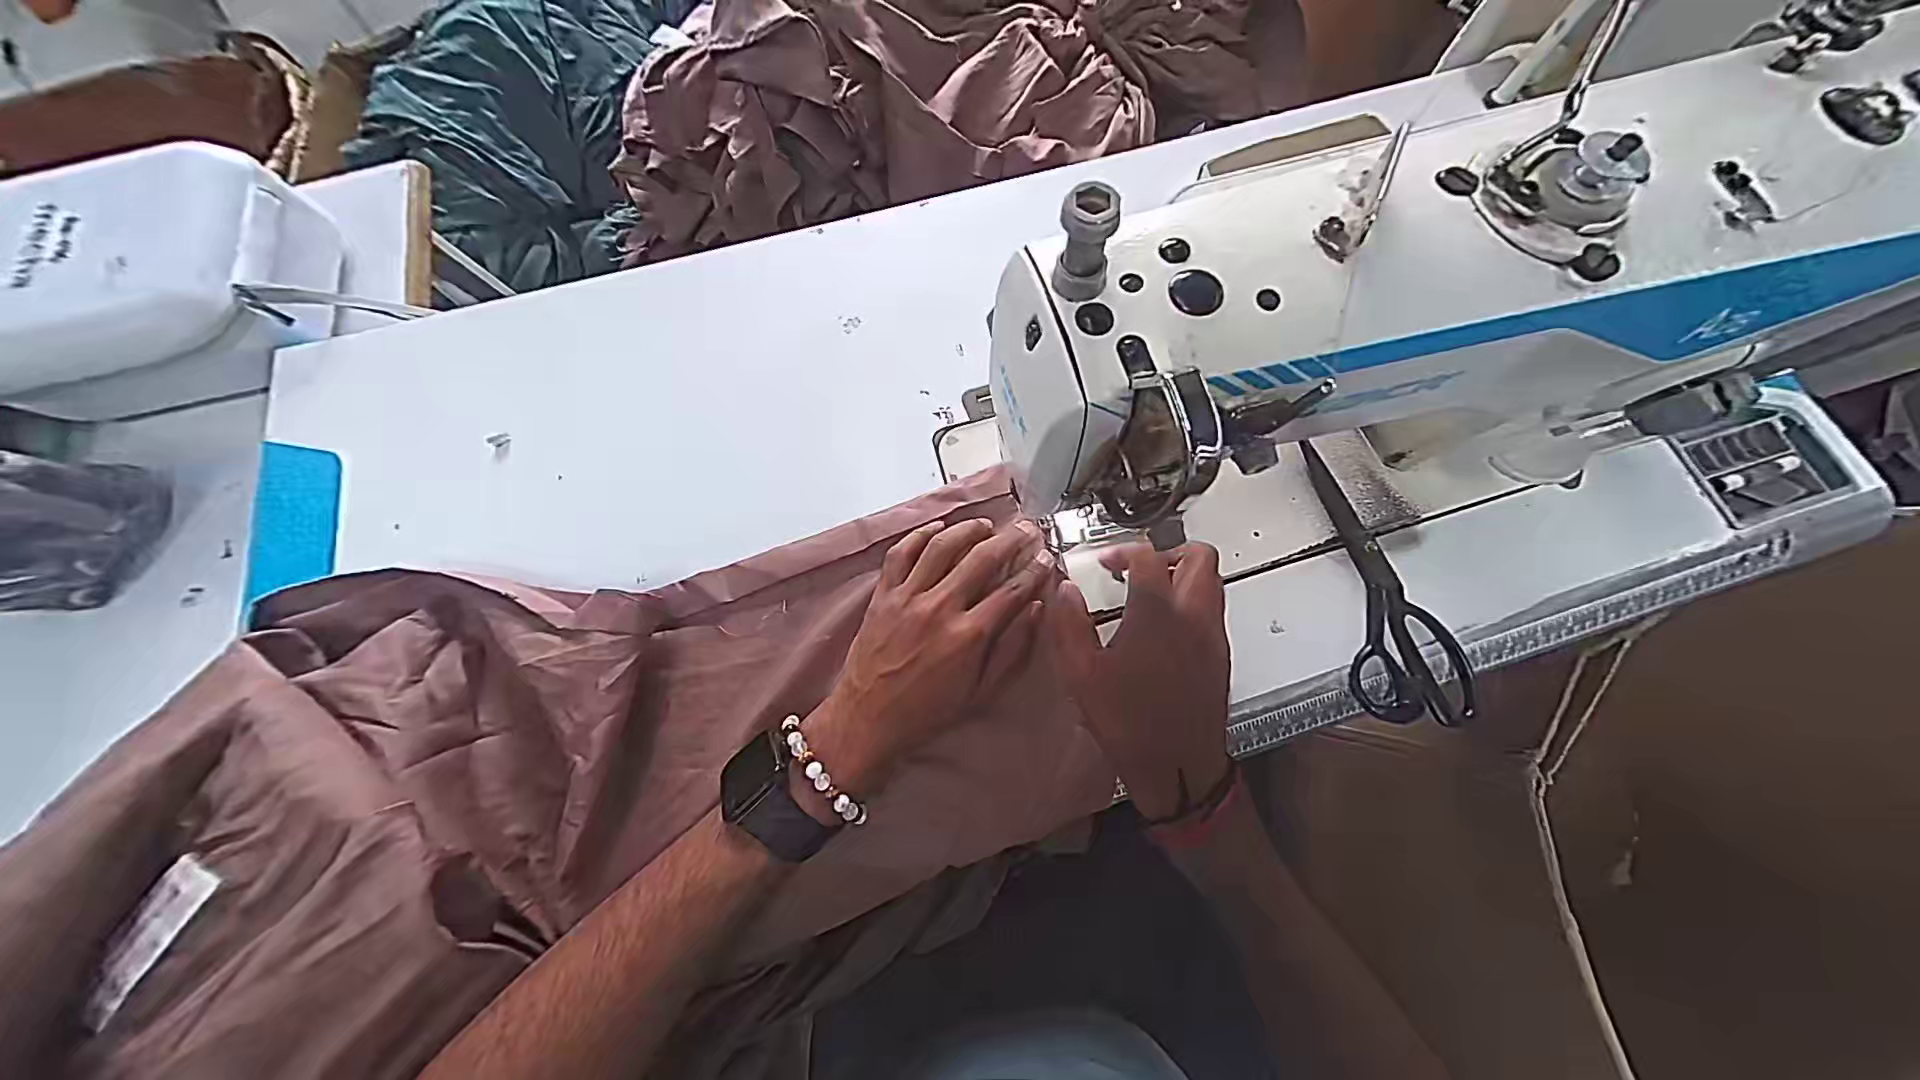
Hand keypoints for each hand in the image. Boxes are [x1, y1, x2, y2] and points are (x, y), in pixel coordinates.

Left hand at [799, 518, 1053, 806]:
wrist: (868, 717)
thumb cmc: (927, 710)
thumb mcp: (981, 691)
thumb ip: (1013, 650)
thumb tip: (1037, 610)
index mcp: (968, 636)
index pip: (1012, 591)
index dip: (1034, 571)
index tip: (1044, 558)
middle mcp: (939, 609)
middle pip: (981, 559)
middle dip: (1009, 539)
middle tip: (1023, 529)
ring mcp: (907, 598)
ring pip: (941, 547)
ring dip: (967, 530)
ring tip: (984, 526)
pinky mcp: (882, 595)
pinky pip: (900, 553)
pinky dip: (920, 536)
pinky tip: (937, 529)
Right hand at [1045, 542, 1231, 820]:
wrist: (1179, 766)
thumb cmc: (1130, 723)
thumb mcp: (1081, 673)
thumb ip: (1069, 624)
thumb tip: (1064, 592)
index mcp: (1157, 614)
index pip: (1147, 556)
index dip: (1123, 551)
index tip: (1107, 562)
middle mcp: (1193, 617)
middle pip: (1198, 556)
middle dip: (1168, 551)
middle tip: (1141, 566)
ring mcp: (1212, 636)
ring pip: (1212, 581)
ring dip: (1185, 574)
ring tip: (1154, 590)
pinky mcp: (1221, 656)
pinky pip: (1213, 611)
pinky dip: (1193, 602)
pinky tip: (1167, 626)